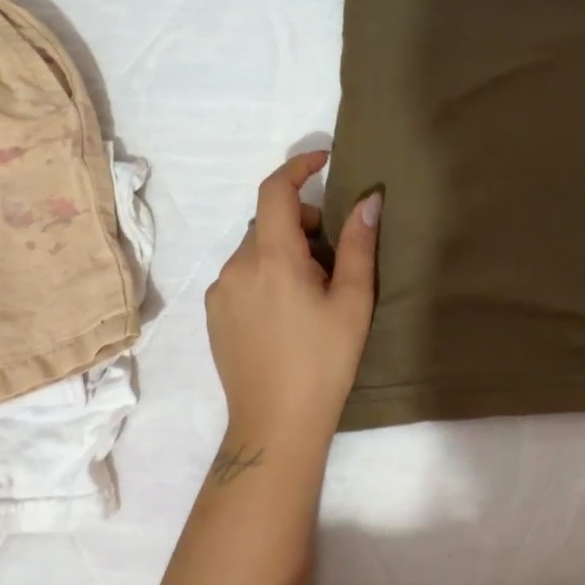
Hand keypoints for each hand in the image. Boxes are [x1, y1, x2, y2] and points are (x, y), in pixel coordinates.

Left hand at [204, 151, 380, 431]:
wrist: (275, 424)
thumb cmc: (324, 360)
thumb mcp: (353, 300)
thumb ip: (359, 244)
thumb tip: (370, 198)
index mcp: (272, 258)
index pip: (276, 192)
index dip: (299, 167)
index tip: (325, 160)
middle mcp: (236, 266)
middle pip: (270, 221)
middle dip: (305, 223)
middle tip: (337, 258)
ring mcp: (220, 291)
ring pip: (256, 248)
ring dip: (286, 250)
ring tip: (316, 290)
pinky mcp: (214, 314)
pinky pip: (243, 273)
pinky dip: (268, 272)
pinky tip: (290, 310)